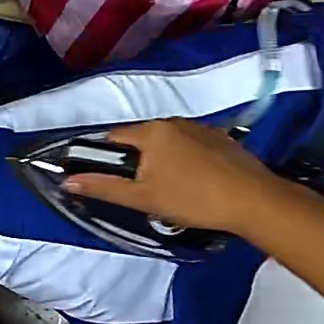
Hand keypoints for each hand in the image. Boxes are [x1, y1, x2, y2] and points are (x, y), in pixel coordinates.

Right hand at [63, 120, 296, 234]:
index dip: (107, 157)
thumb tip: (68, 180)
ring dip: (164, 159)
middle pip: (142, 138)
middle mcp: (173, 121)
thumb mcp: (143, 198)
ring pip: (168, 142)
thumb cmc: (193, 199)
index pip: (114, 137)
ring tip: (172, 188)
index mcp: (151, 132)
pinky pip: (192, 145)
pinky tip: (197, 181)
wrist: (255, 202)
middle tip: (145, 189)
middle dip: (138, 160)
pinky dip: (188, 159)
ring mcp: (201, 128)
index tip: (112, 178)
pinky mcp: (223, 139)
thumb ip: (104, 187)